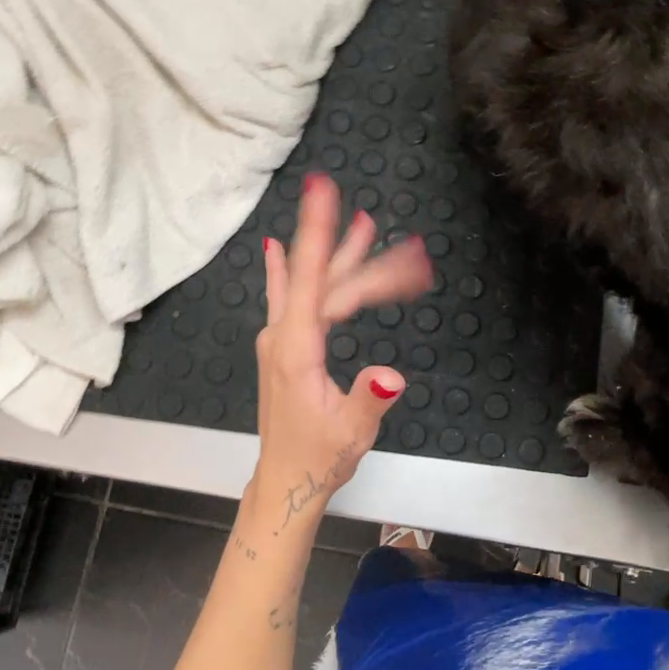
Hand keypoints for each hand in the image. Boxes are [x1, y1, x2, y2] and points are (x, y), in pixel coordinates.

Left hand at [246, 173, 431, 528]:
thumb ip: (370, 398)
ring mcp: (279, 341)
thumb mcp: (352, 432)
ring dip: (335, 256)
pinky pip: (288, 298)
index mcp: (298, 350)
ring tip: (362, 223)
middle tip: (382, 220)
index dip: (319, 232)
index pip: (310, 279)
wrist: (285, 479)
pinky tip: (276, 249)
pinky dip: (286, 271)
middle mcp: (283, 336)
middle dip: (354, 251)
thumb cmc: (319, 457)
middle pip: (321, 280)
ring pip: (309, 287)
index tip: (322, 191)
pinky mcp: (283, 349)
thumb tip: (392, 374)